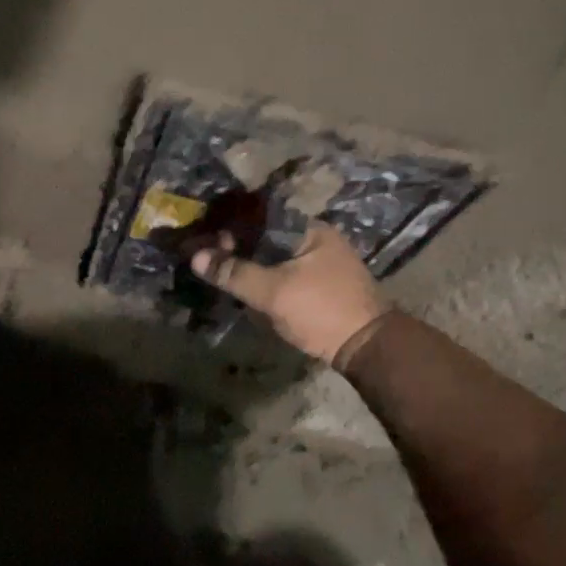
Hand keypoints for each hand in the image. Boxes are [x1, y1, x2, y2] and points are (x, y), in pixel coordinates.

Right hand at [190, 221, 391, 367]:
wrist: (368, 348)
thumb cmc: (321, 310)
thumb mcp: (273, 292)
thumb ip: (234, 273)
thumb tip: (196, 257)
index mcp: (309, 230)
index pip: (260, 218)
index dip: (231, 228)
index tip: (207, 243)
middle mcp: (317, 239)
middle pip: (266, 238)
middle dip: (238, 250)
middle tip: (212, 265)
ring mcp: (322, 264)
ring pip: (275, 258)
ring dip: (251, 267)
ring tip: (224, 278)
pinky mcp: (321, 286)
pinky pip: (284, 275)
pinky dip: (266, 280)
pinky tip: (249, 293)